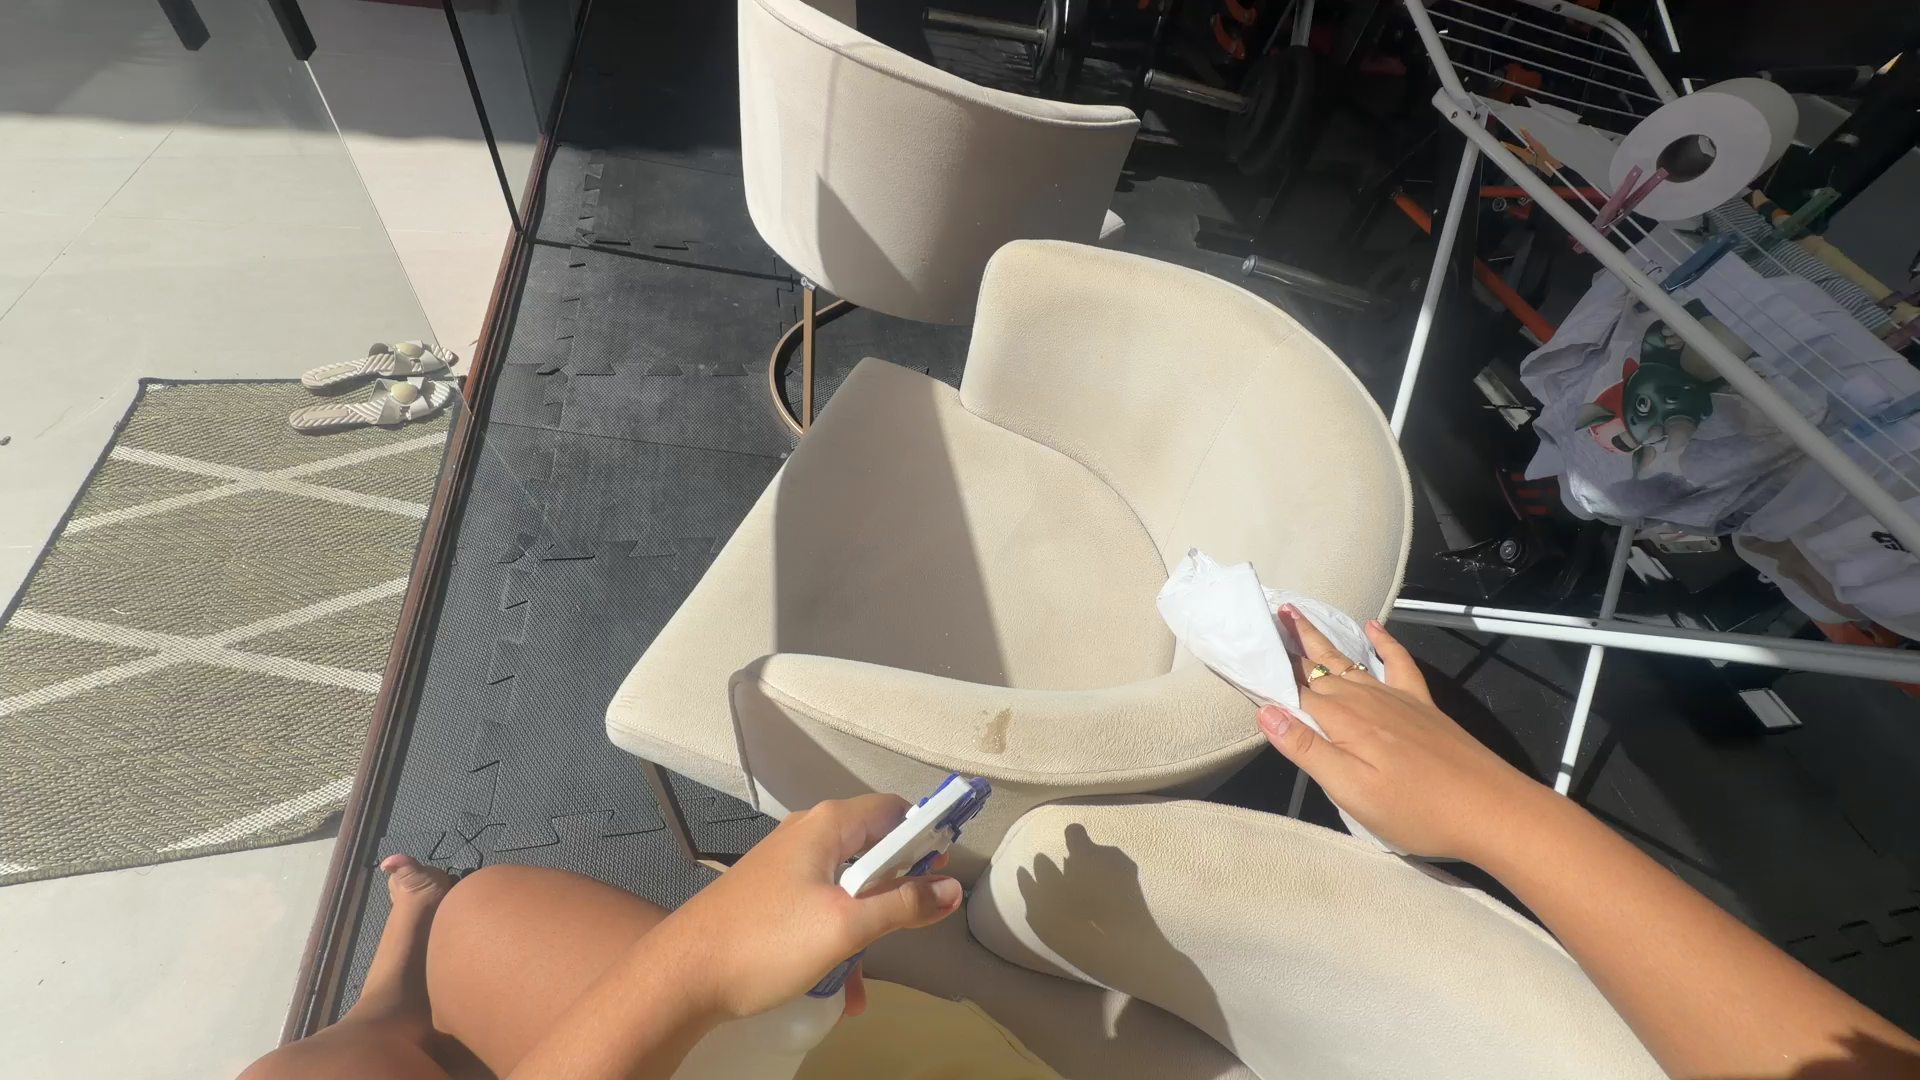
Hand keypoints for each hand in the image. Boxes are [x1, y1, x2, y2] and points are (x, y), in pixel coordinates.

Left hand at [647, 794, 963, 1022]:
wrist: (680, 976)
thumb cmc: (767, 942)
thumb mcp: (845, 927)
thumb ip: (902, 904)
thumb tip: (951, 887)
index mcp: (829, 824)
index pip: (895, 810)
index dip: (924, 836)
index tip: (940, 874)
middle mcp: (809, 831)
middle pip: (872, 847)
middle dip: (892, 891)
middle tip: (903, 928)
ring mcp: (787, 861)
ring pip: (847, 882)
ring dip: (864, 925)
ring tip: (861, 976)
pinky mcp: (771, 890)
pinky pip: (820, 902)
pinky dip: (835, 933)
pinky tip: (836, 983)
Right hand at [1259, 606, 1551, 861]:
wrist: (1496, 813)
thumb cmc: (1416, 809)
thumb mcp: (1351, 790)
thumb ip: (1307, 748)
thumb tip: (1265, 710)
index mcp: (1342, 721)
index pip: (1293, 690)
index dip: (1267, 673)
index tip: (1243, 651)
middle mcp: (1363, 700)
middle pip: (1316, 668)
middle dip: (1288, 643)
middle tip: (1264, 615)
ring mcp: (1394, 698)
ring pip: (1346, 661)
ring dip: (1318, 638)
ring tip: (1296, 614)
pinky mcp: (1421, 705)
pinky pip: (1398, 663)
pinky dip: (1384, 642)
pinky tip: (1373, 627)